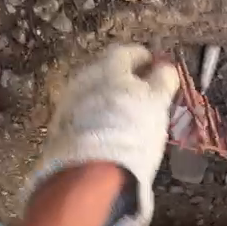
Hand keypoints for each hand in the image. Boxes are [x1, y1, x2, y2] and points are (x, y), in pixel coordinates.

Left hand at [21, 44, 179, 225]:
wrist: (90, 173)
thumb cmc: (132, 130)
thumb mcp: (158, 102)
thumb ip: (163, 80)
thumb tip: (166, 68)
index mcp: (109, 65)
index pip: (130, 52)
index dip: (147, 60)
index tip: (158, 71)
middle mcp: (84, 77)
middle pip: (109, 72)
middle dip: (127, 80)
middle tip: (145, 96)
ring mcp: (69, 102)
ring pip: (95, 94)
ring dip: (111, 100)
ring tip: (129, 119)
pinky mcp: (60, 127)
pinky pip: (85, 115)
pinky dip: (99, 119)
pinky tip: (110, 134)